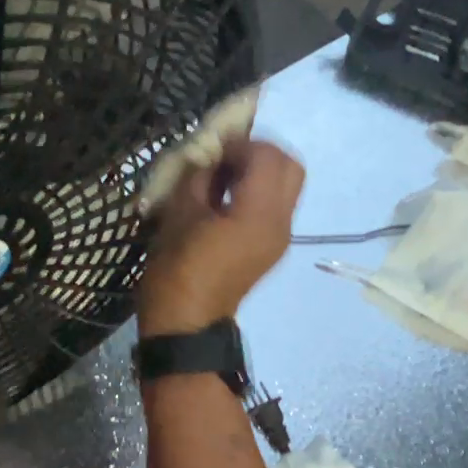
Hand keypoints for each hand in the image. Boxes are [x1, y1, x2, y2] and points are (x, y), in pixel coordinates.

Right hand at [139, 140, 304, 334]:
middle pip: (290, 166)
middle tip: (224, 156)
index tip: (210, 149)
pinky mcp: (272, 246)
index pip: (267, 157)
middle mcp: (281, 223)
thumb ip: (199, 174)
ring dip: (260, 170)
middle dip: (259, 152)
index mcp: (258, 215)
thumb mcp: (180, 212)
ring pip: (287, 184)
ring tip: (223, 175)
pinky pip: (276, 203)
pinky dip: (257, 189)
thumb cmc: (177, 268)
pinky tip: (224, 197)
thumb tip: (209, 152)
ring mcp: (281, 236)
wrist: (186, 323)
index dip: (238, 144)